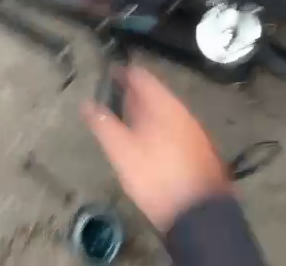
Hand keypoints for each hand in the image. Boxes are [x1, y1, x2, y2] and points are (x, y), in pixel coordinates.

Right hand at [82, 67, 231, 231]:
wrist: (198, 213)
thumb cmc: (156, 176)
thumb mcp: (122, 151)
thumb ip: (104, 124)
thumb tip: (86, 103)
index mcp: (162, 103)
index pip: (140, 75)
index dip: (121, 73)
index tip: (107, 75)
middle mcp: (181, 110)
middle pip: (154, 92)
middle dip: (133, 95)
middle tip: (114, 100)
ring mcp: (193, 129)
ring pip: (165, 111)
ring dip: (146, 112)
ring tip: (127, 122)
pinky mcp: (199, 149)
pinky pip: (174, 127)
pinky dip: (158, 127)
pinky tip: (149, 144)